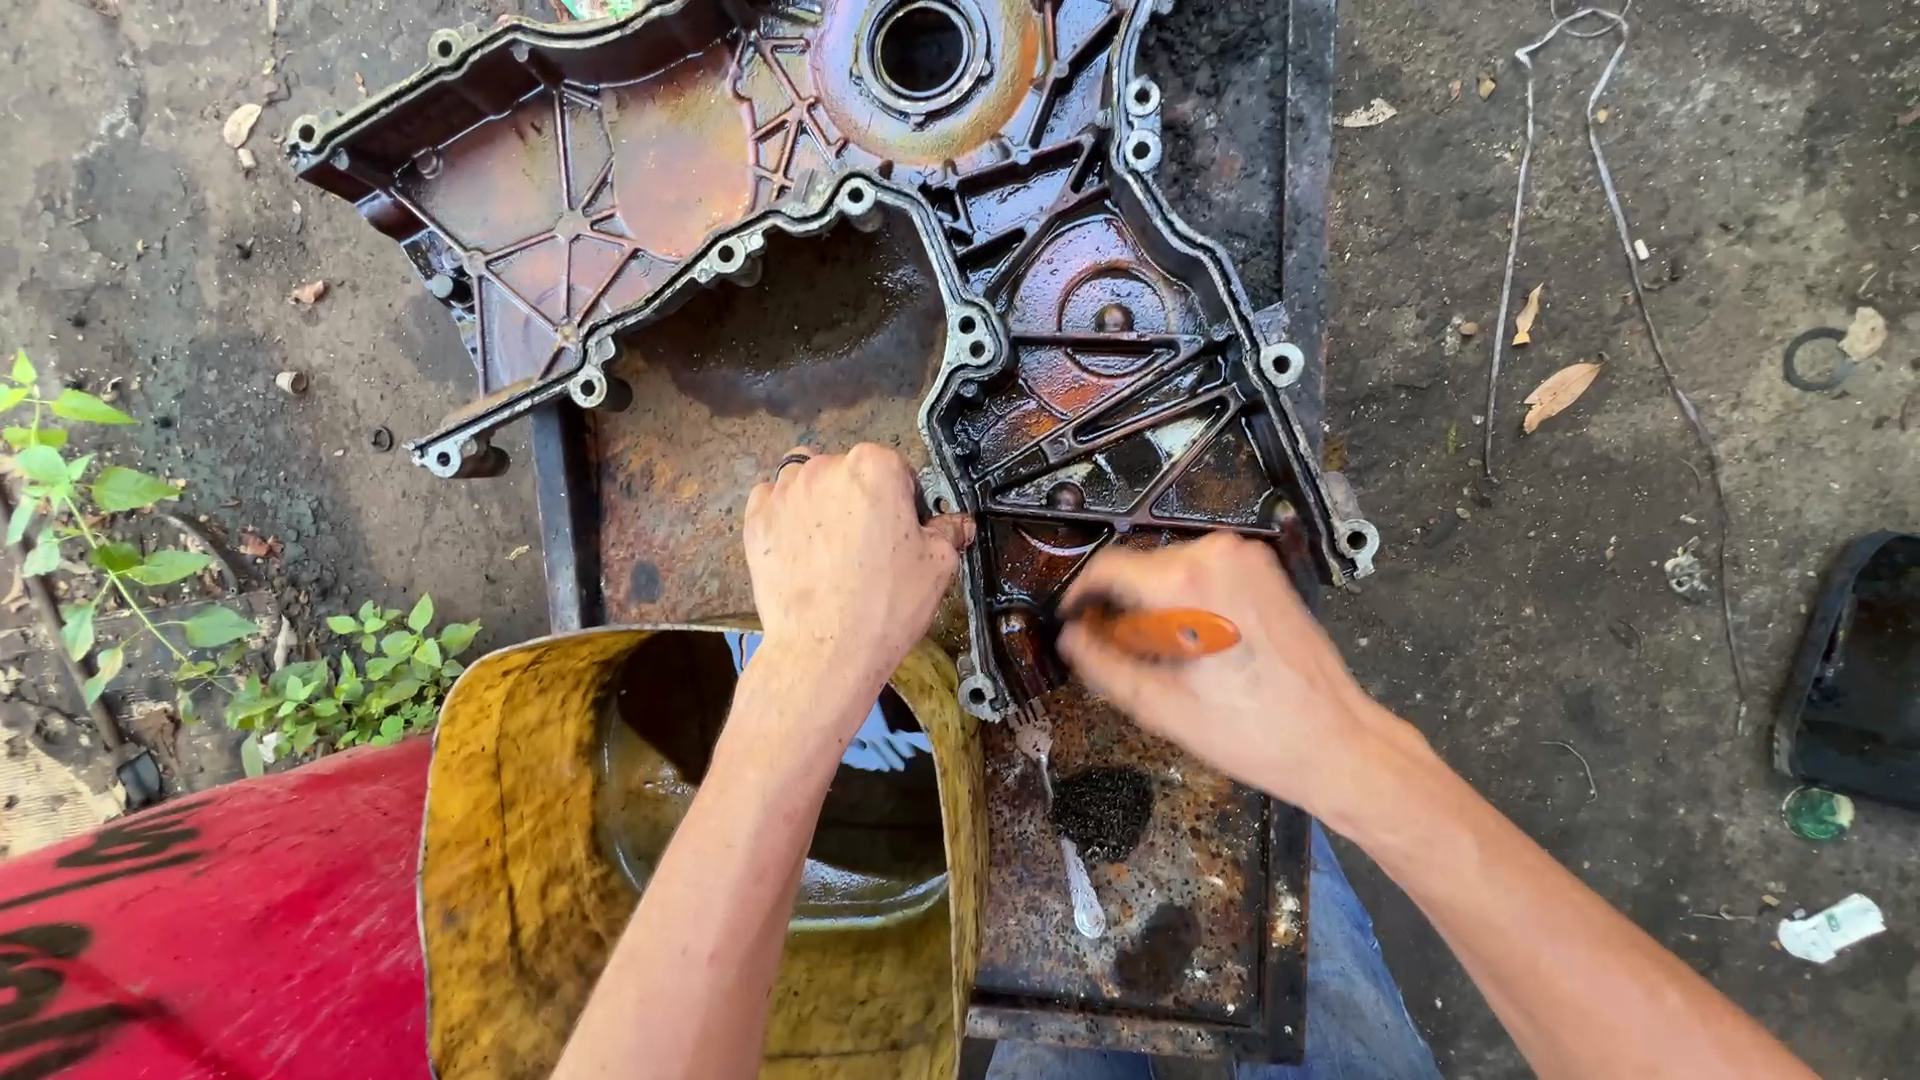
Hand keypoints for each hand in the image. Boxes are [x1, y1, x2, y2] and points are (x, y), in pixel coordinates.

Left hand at [743, 443, 972, 713]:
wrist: (823, 651)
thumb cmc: (882, 607)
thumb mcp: (938, 566)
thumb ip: (949, 531)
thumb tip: (956, 524)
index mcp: (875, 468)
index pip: (897, 469)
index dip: (904, 501)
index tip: (904, 529)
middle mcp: (826, 469)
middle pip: (851, 473)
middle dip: (862, 501)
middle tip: (872, 547)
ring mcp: (786, 493)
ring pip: (810, 483)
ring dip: (823, 503)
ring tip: (834, 548)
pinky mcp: (757, 520)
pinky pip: (774, 502)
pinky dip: (788, 517)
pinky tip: (804, 550)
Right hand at [1056, 533, 1424, 817]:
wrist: (1334, 738)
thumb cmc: (1250, 730)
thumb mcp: (1159, 706)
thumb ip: (1102, 665)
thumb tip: (1069, 637)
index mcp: (1186, 585)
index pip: (1106, 568)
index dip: (1080, 595)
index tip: (1073, 619)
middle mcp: (1216, 555)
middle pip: (1138, 569)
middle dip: (1122, 608)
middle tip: (1122, 652)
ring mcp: (1245, 557)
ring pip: (1169, 570)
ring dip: (1154, 605)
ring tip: (1163, 654)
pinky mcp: (1263, 567)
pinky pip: (1202, 573)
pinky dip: (1186, 599)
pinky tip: (1195, 641)